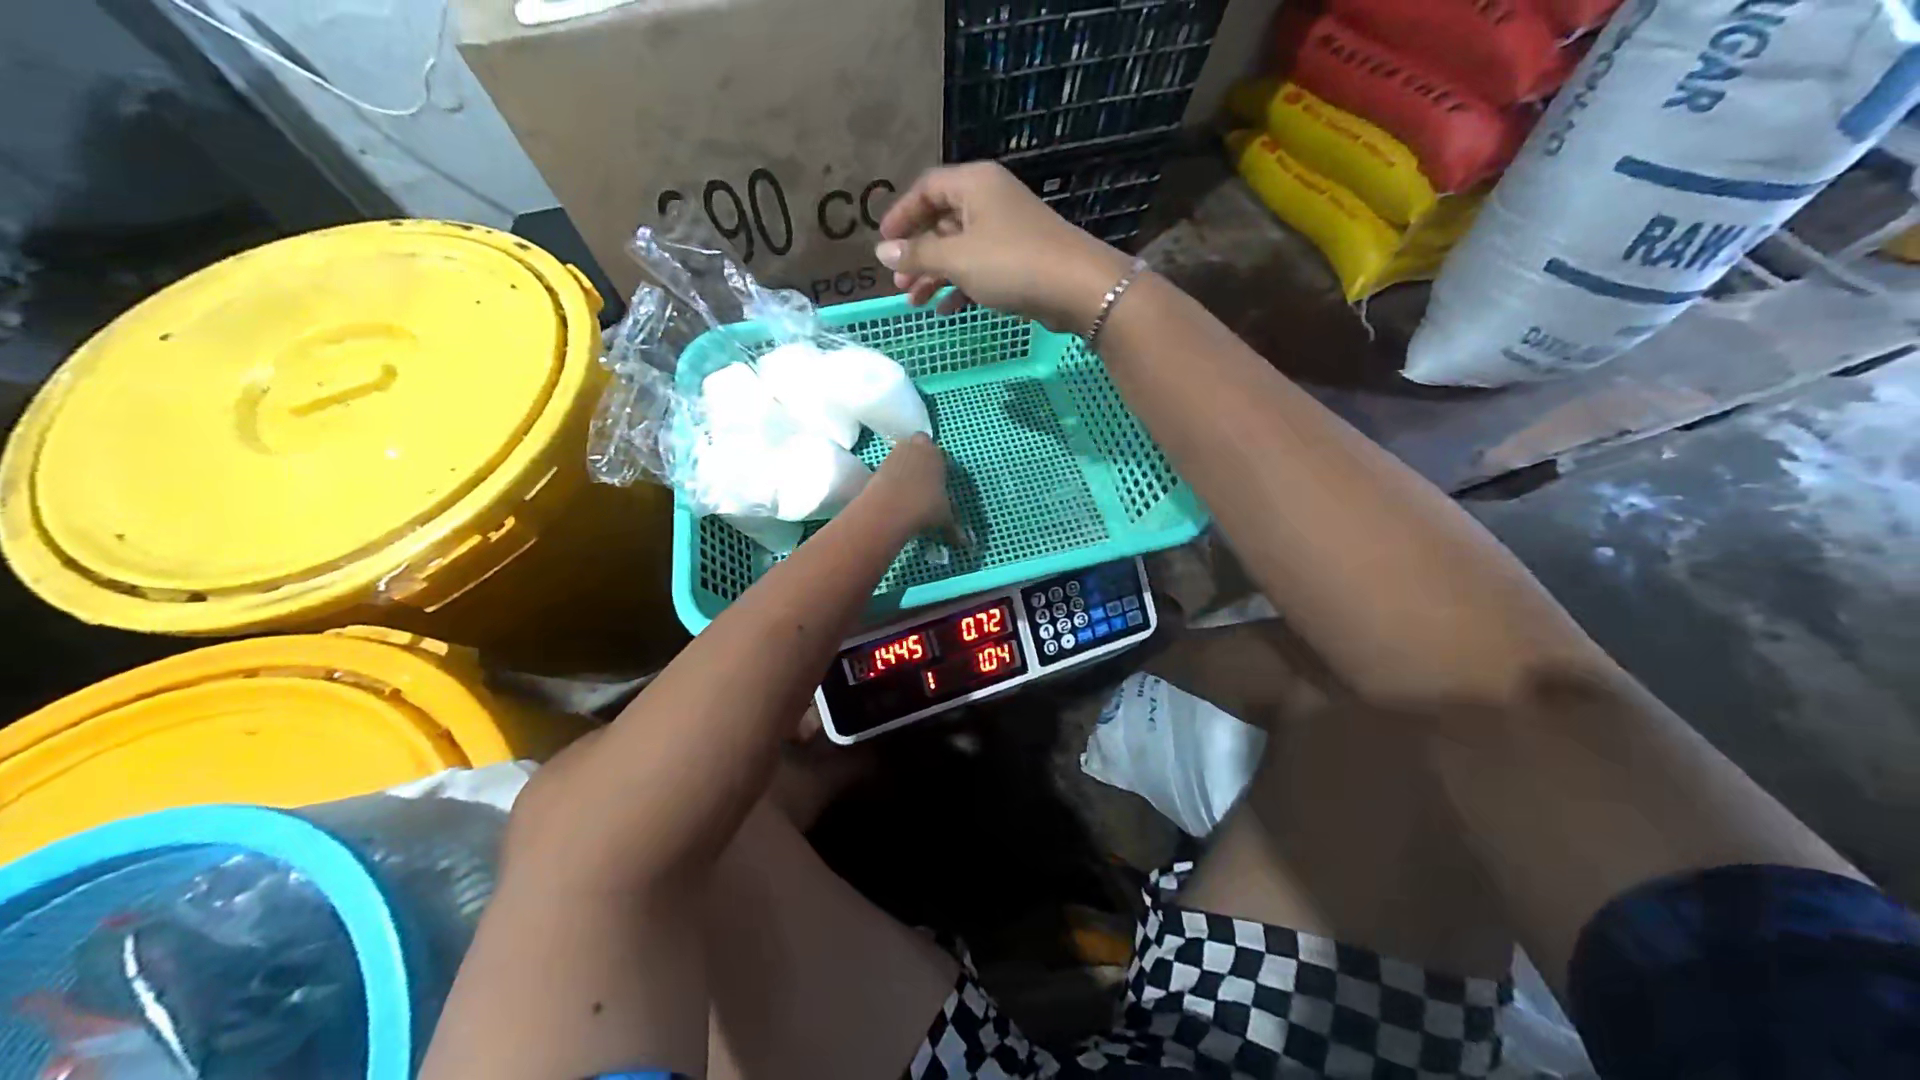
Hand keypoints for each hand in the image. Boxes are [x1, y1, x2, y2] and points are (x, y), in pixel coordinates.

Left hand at [866, 433, 955, 536]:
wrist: (889, 509)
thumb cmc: (925, 506)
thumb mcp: (944, 518)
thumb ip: (954, 528)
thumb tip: (964, 543)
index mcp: (936, 454)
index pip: (939, 453)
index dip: (938, 465)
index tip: (939, 481)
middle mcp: (915, 448)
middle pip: (918, 446)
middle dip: (920, 459)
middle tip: (923, 481)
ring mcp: (893, 455)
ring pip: (901, 456)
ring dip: (904, 468)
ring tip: (908, 492)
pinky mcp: (877, 467)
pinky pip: (888, 469)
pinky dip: (891, 479)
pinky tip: (894, 496)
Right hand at [876, 163, 1134, 334]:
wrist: (1076, 287)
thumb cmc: (1010, 263)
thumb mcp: (956, 258)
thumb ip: (917, 255)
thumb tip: (882, 251)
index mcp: (974, 184)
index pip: (926, 188)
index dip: (901, 215)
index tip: (883, 244)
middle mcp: (990, 199)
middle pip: (941, 221)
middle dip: (917, 254)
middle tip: (899, 283)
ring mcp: (1007, 229)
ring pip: (960, 248)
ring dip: (935, 274)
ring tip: (915, 302)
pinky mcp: (1019, 258)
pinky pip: (980, 267)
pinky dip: (961, 285)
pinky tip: (946, 310)